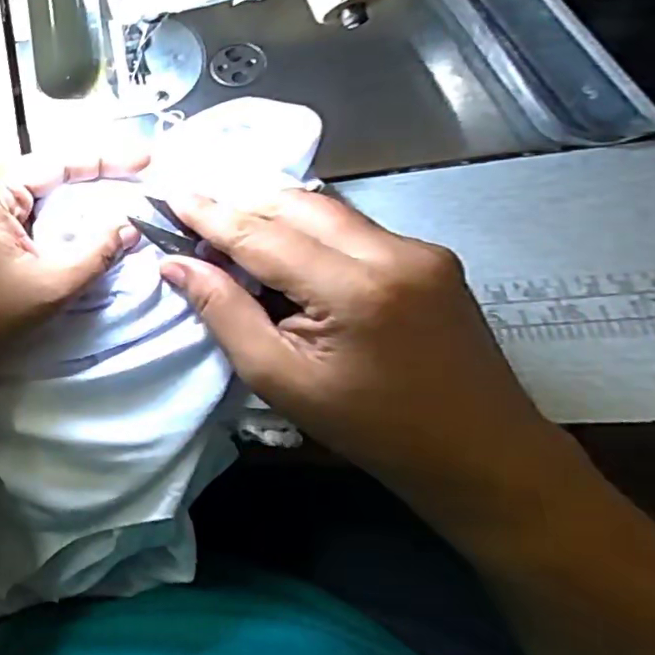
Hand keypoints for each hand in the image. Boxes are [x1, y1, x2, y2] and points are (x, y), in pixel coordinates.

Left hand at [0, 151, 148, 386]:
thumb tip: (132, 226)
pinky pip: (32, 213)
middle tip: (137, 173)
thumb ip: (96, 253)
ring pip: (41, 193)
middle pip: (49, 172)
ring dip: (78, 194)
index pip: (57, 163)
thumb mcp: (51, 284)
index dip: (105, 160)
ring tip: (120, 189)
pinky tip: (86, 219)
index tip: (144, 160)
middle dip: (94, 172)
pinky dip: (61, 214)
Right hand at [158, 190, 571, 503]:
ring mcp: (419, 248)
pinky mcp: (431, 254)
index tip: (171, 197)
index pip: (263, 235)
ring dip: (275, 214)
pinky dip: (311, 230)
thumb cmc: (371, 430)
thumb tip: (178, 265)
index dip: (211, 215)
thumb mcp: (281, 381)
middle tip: (199, 221)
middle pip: (296, 205)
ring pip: (326, 209)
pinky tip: (292, 255)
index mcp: (354, 291)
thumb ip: (225, 313)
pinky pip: (353, 225)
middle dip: (242, 206)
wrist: (483, 456)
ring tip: (237, 236)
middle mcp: (392, 253)